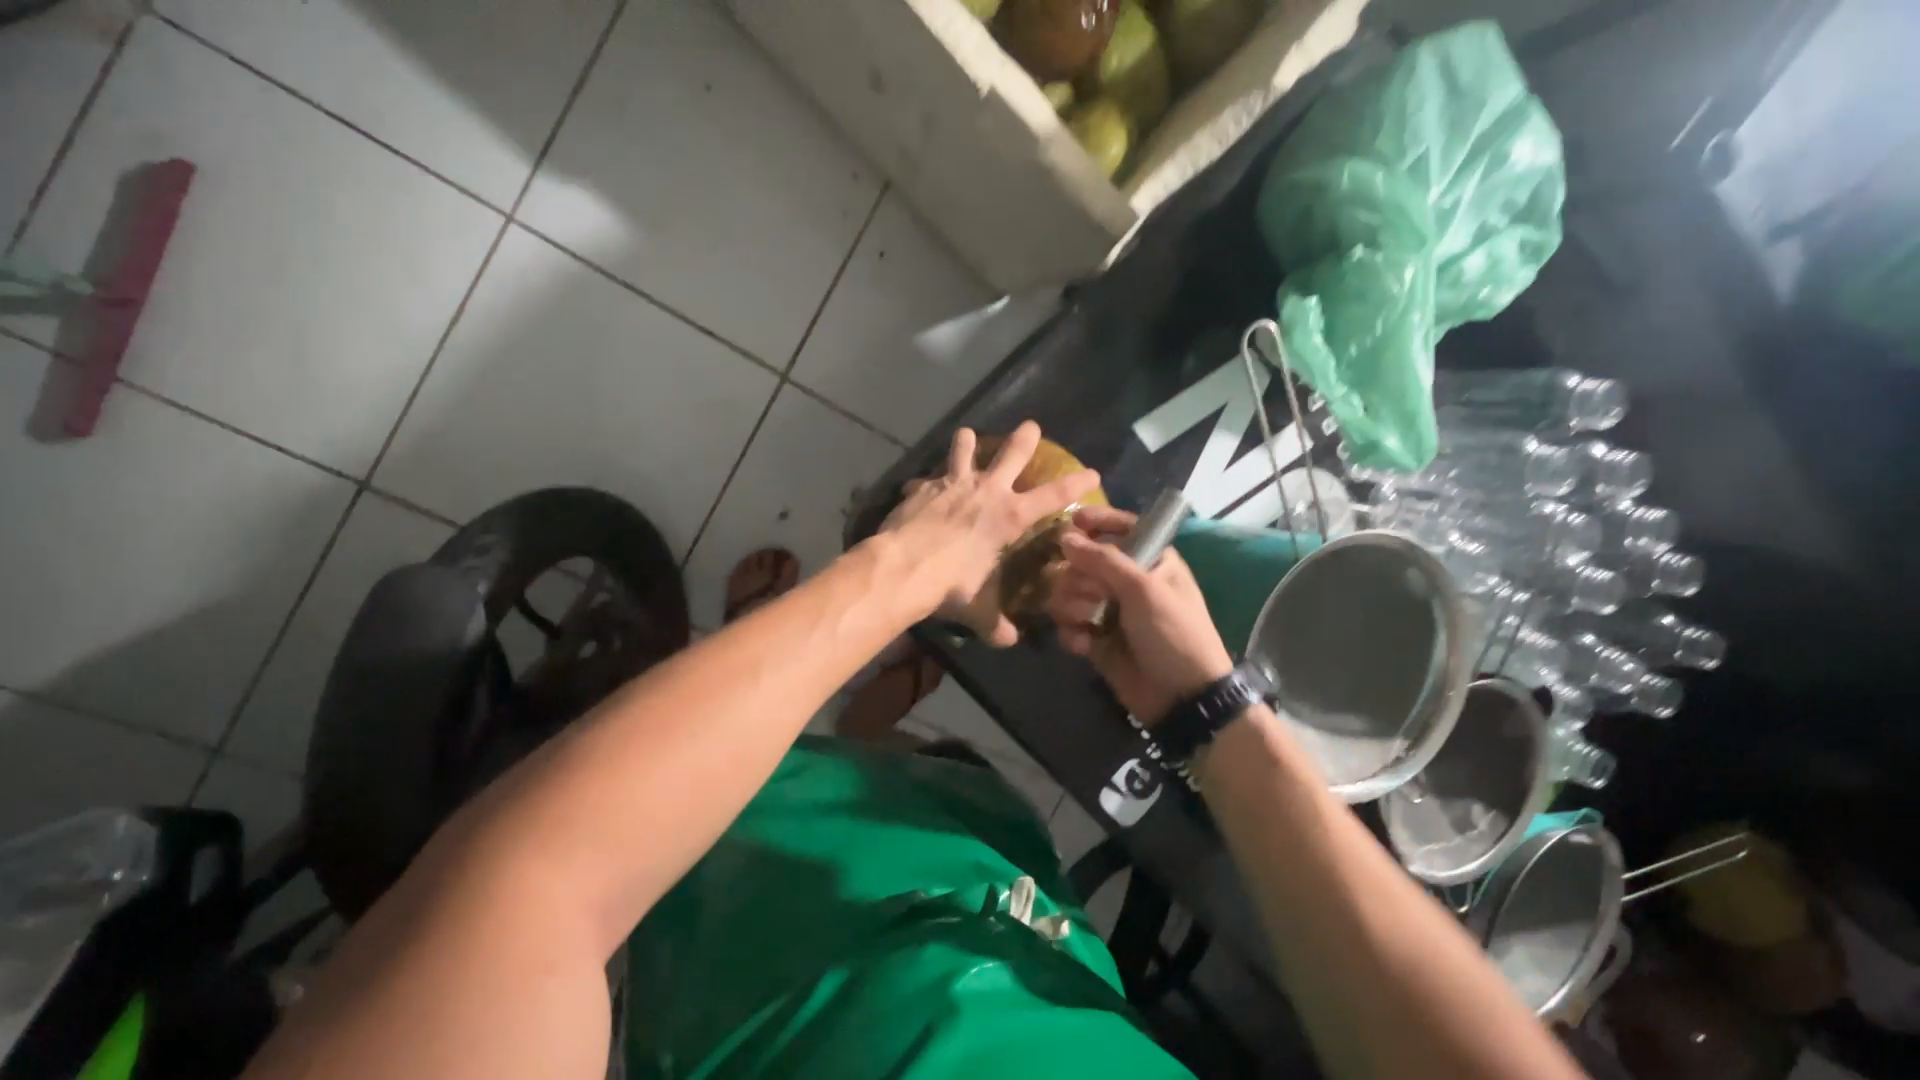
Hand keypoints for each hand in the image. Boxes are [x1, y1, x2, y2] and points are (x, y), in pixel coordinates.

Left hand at [877, 421, 1097, 645]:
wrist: (902, 567)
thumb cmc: (950, 586)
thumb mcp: (978, 610)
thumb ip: (996, 624)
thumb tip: (1009, 640)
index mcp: (1009, 517)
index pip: (1054, 495)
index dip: (1075, 483)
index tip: (1092, 472)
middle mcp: (986, 492)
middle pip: (1012, 454)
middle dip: (1025, 439)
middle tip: (1031, 426)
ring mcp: (952, 485)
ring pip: (964, 452)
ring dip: (967, 443)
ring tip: (967, 434)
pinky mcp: (922, 489)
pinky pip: (926, 481)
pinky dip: (925, 483)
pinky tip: (918, 488)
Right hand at [1047, 506, 1233, 725]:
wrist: (1182, 696)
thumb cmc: (1173, 633)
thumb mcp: (1143, 590)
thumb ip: (1103, 560)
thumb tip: (1065, 537)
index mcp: (1152, 560)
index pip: (1124, 527)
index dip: (1099, 521)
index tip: (1072, 521)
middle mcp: (1129, 582)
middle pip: (1086, 562)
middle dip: (1078, 576)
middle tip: (1088, 593)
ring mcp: (1111, 612)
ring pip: (1071, 593)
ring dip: (1071, 606)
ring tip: (1084, 622)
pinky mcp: (1097, 641)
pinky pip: (1070, 626)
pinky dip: (1072, 634)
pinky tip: (1082, 645)